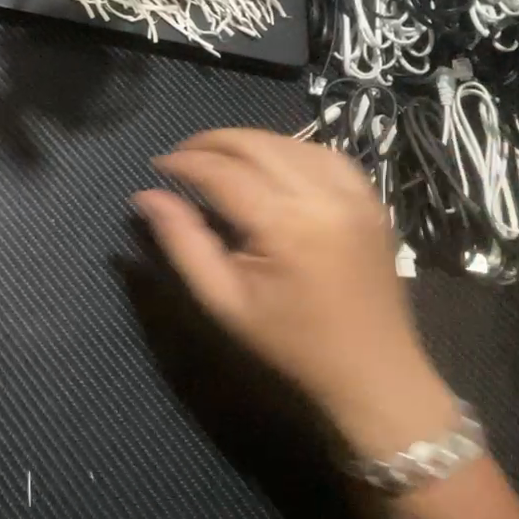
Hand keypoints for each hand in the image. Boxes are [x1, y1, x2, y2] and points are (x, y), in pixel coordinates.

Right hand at [134, 129, 457, 458]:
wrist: (373, 376)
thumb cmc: (288, 343)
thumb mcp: (221, 300)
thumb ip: (180, 241)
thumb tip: (145, 195)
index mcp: (285, 225)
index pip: (221, 171)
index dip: (182, 161)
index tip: (156, 166)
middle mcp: (323, 197)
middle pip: (253, 143)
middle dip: (208, 142)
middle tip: (180, 157)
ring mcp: (354, 195)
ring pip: (286, 141)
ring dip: (245, 143)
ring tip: (217, 159)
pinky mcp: (370, 200)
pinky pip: (323, 153)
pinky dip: (287, 149)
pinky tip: (268, 164)